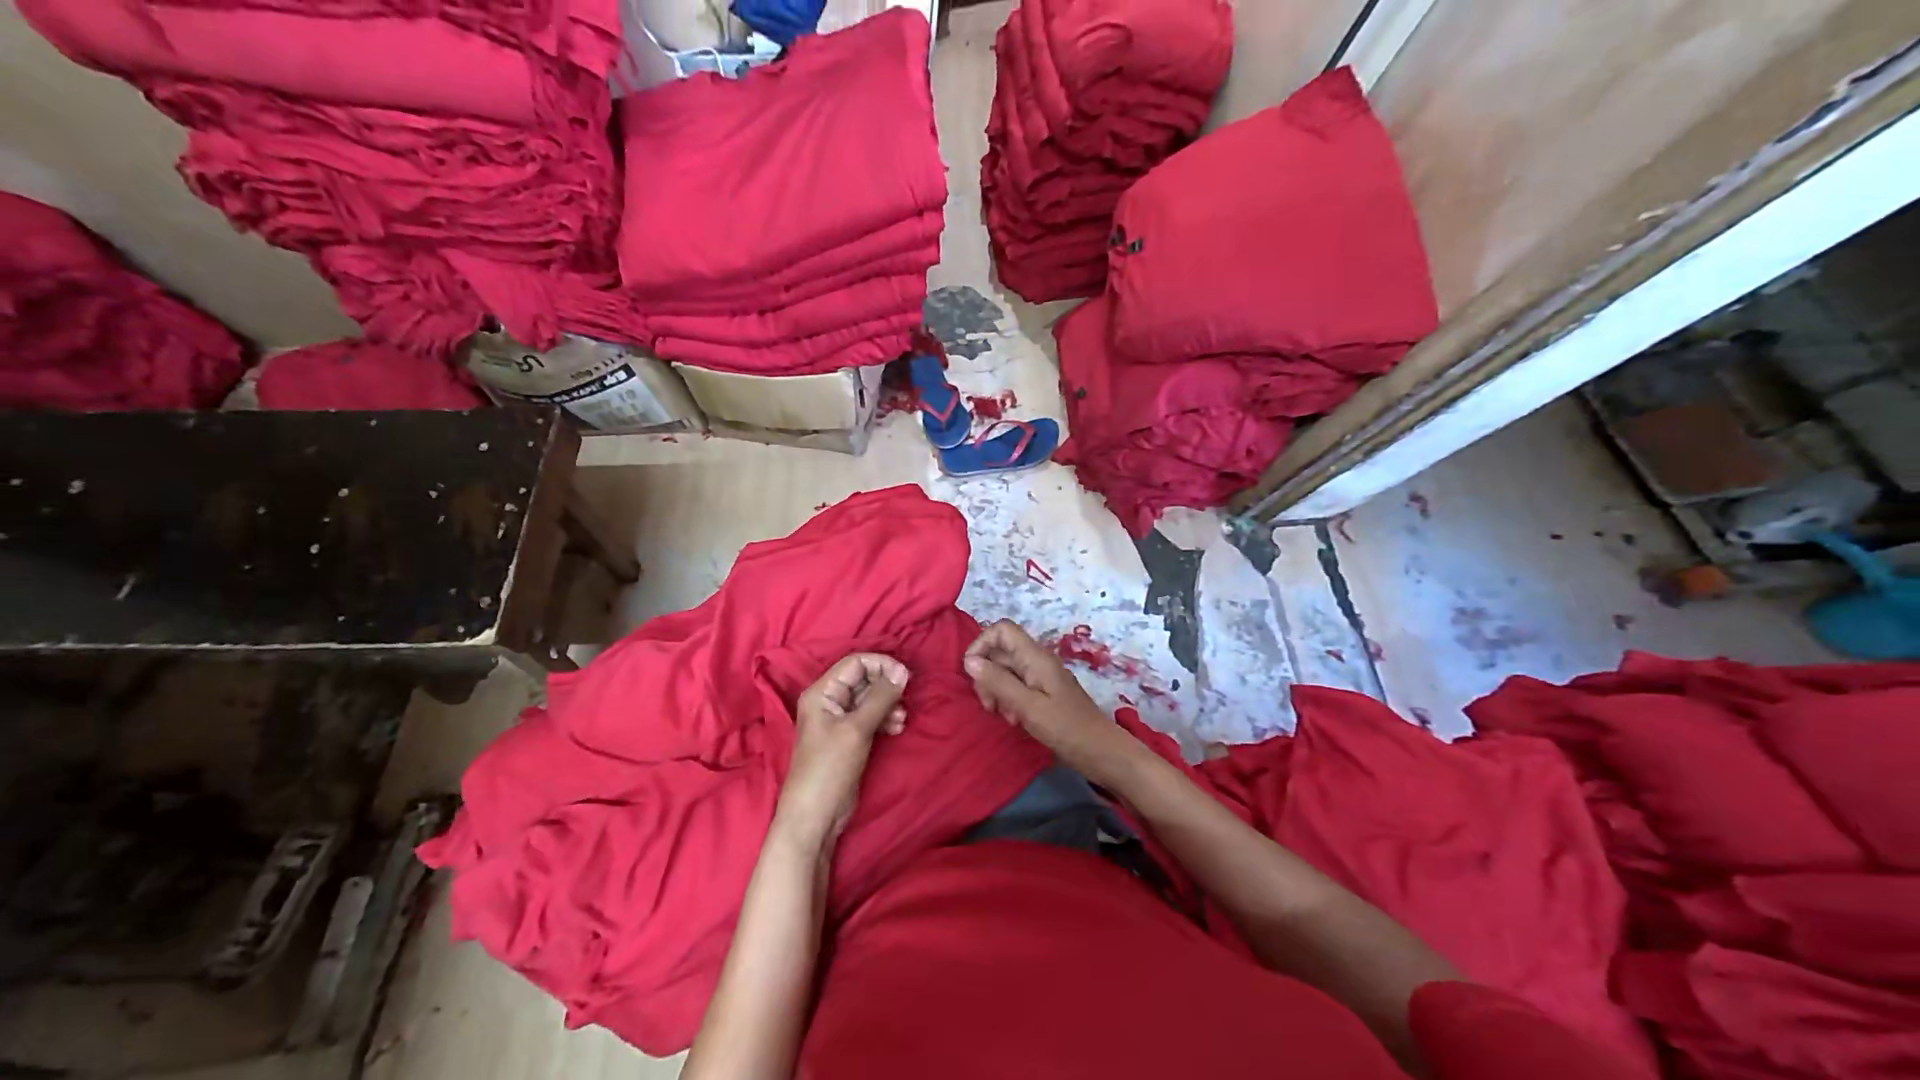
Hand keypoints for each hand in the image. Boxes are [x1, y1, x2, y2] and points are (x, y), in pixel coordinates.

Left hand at [774, 653, 909, 849]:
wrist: (815, 815)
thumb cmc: (829, 768)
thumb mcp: (857, 729)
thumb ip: (880, 698)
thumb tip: (903, 671)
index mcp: (822, 692)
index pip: (855, 662)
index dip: (882, 664)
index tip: (905, 677)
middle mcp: (829, 701)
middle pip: (864, 678)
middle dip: (887, 687)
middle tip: (905, 701)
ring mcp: (839, 720)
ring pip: (871, 698)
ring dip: (889, 704)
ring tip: (900, 720)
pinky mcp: (850, 737)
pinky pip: (871, 716)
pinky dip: (885, 718)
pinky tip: (896, 728)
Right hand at [963, 620, 1143, 785]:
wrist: (1101, 752)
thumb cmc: (1066, 728)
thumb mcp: (1027, 706)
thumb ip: (998, 681)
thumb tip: (969, 661)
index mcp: (1035, 657)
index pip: (1002, 629)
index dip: (981, 644)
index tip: (973, 673)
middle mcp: (1037, 661)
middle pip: (1000, 652)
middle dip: (987, 675)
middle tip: (989, 705)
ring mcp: (1041, 678)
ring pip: (1006, 671)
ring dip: (997, 691)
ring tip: (1003, 716)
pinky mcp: (1043, 694)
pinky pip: (1017, 688)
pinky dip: (1009, 700)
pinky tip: (1014, 720)